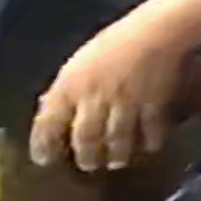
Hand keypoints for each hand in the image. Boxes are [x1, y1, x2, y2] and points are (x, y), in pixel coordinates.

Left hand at [31, 20, 186, 171]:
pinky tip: (152, 146)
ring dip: (118, 151)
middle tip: (89, 167)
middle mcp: (94, 101)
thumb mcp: (78, 64)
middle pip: (86, 135)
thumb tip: (56, 108)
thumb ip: (67, 88)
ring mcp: (127, 102)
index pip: (48, 125)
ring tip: (119, 162)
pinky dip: (152, 137)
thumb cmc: (113, 43)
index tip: (46, 160)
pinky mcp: (155, 101)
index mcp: (68, 90)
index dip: (45, 145)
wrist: (155, 33)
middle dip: (87, 154)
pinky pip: (152, 124)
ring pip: (118, 135)